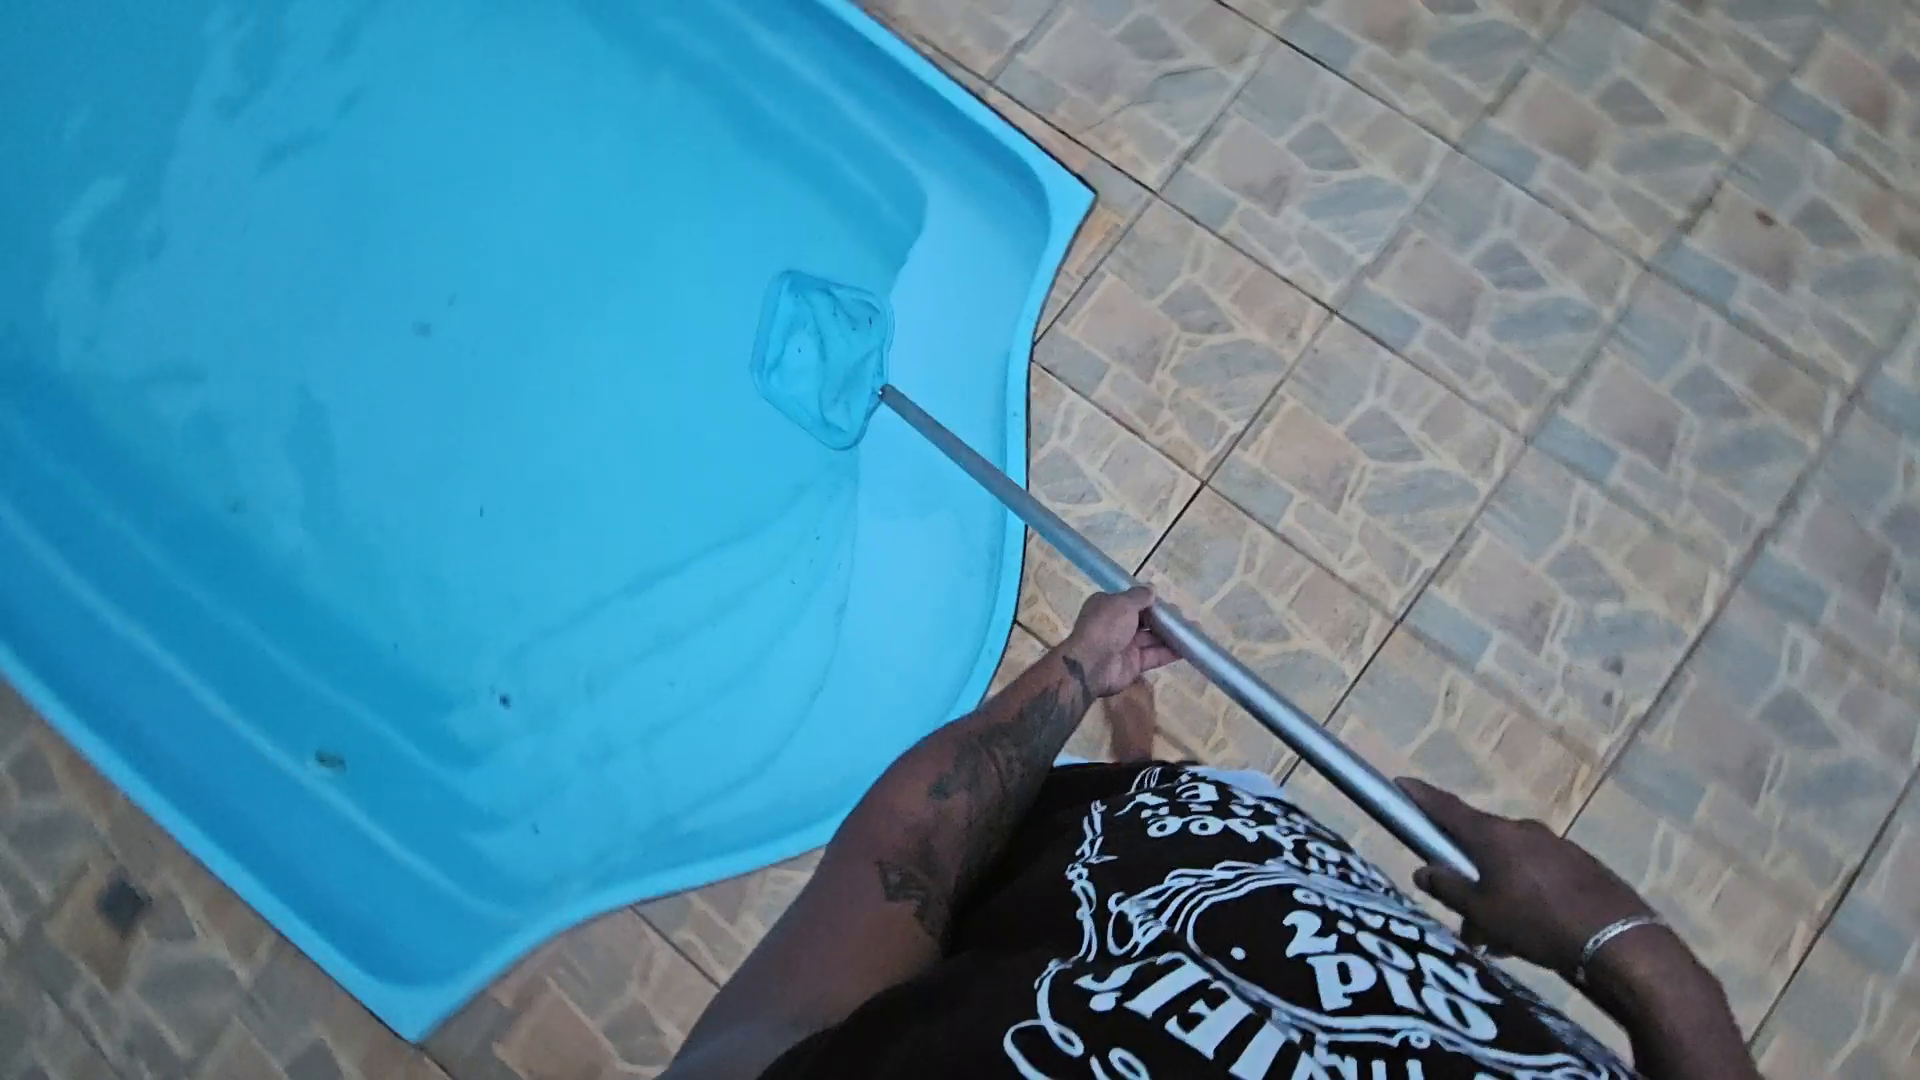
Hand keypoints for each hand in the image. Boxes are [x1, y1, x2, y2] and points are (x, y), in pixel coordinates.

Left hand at [1062, 587, 1179, 697]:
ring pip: (1151, 638)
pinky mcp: (1133, 664)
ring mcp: (1124, 645)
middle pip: (1144, 620)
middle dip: (1163, 618)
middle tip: (1183, 617)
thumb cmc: (1105, 626)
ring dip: (1171, 634)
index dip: (1149, 601)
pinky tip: (1188, 647)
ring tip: (1193, 630)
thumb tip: (1151, 589)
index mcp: (1107, 607)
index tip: (1166, 602)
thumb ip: (1139, 596)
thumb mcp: (1122, 604)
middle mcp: (1115, 625)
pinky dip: (1170, 652)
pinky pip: (1155, 655)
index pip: (1130, 601)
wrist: (1091, 664)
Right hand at [1398, 777, 1653, 973]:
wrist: (1627, 947)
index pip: (1446, 806)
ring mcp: (1559, 847)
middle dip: (1467, 866)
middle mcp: (1523, 830)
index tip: (1401, 783)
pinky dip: (1529, 894)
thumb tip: (1422, 870)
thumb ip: (1448, 888)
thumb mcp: (1482, 912)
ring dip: (1500, 886)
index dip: (1421, 796)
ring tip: (1499, 930)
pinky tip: (1533, 928)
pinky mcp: (1587, 869)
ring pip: (1513, 861)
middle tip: (1460, 900)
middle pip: (1481, 840)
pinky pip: (1543, 874)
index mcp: (1492, 834)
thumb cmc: (1539, 923)